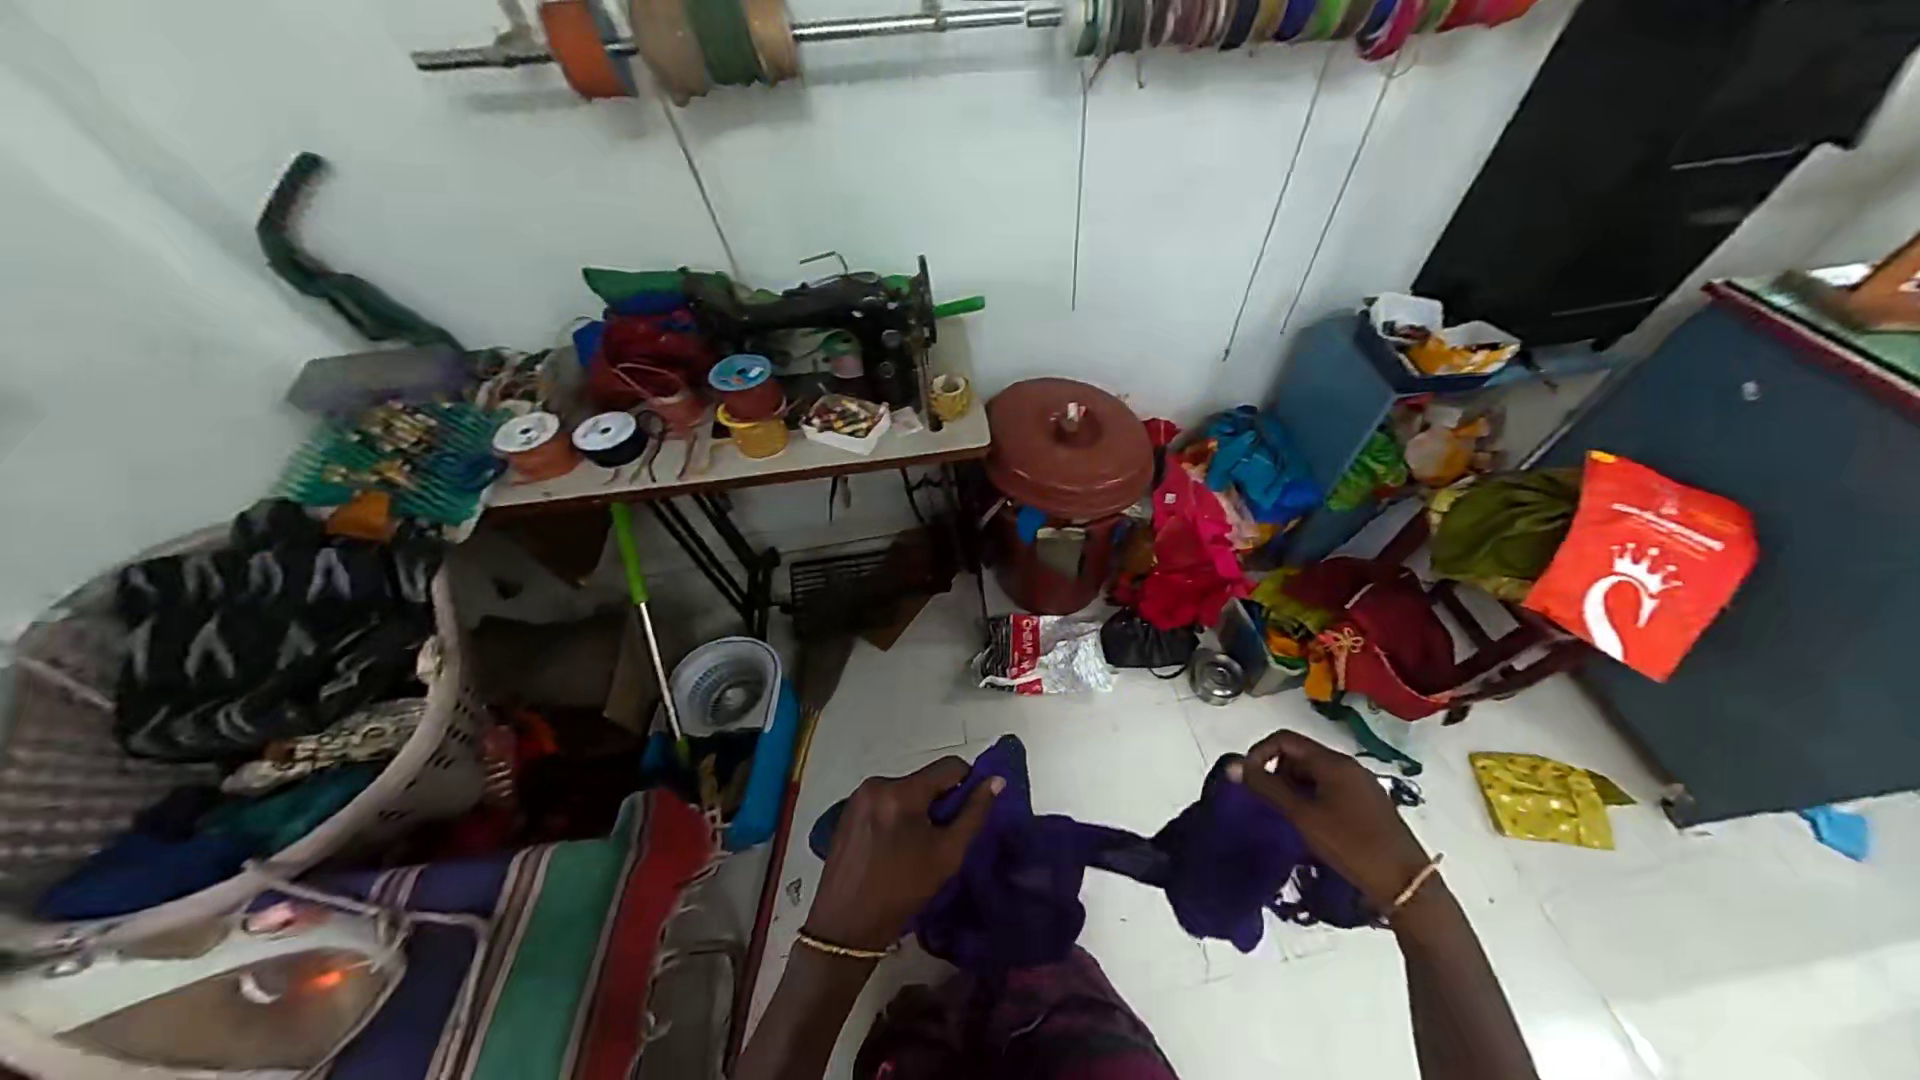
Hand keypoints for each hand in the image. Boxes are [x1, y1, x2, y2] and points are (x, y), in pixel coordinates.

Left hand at [805, 757, 1002, 951]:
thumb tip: (996, 780)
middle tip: (942, 837)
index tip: (969, 812)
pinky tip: (894, 845)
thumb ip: (974, 813)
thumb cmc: (902, 890)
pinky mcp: (848, 810)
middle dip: (939, 800)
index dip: (968, 783)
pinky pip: (884, 800)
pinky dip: (897, 814)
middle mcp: (878, 783)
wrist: (846, 925)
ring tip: (917, 845)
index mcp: (902, 791)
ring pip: (905, 789)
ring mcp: (859, 795)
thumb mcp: (947, 854)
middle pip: (925, 779)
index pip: (949, 766)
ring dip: (918, 808)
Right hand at [1227, 729, 1430, 911]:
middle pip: (1299, 754)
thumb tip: (1234, 765)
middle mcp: (1348, 766)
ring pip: (1314, 773)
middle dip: (1277, 773)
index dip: (1260, 753)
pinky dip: (1312, 798)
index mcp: (1333, 762)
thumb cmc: (1351, 845)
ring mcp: (1361, 785)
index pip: (1285, 739)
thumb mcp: (1302, 816)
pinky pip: (1330, 788)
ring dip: (1294, 788)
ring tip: (1290, 817)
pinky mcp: (1368, 804)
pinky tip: (1312, 825)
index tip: (1250, 780)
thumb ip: (1267, 788)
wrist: (1406, 885)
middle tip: (1270, 804)